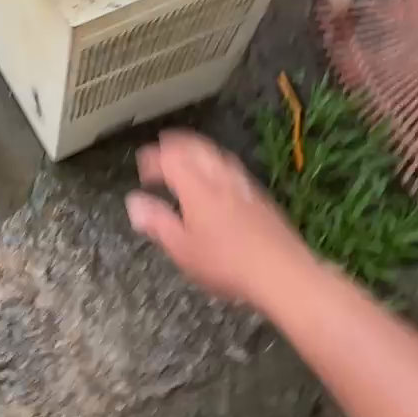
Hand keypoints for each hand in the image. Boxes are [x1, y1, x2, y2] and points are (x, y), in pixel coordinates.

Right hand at [125, 129, 317, 305]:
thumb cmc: (226, 264)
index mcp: (196, 189)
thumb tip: (134, 202)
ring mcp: (242, 186)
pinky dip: (217, 161)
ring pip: (217, 154)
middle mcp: (219, 180)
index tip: (143, 165)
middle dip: (176, 143)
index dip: (153, 158)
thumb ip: (157, 222)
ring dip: (198, 148)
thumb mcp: (182, 248)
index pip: (170, 160)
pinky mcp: (259, 197)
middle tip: (162, 146)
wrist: (283, 273)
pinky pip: (233, 167)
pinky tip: (219, 175)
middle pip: (196, 148)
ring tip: (188, 153)